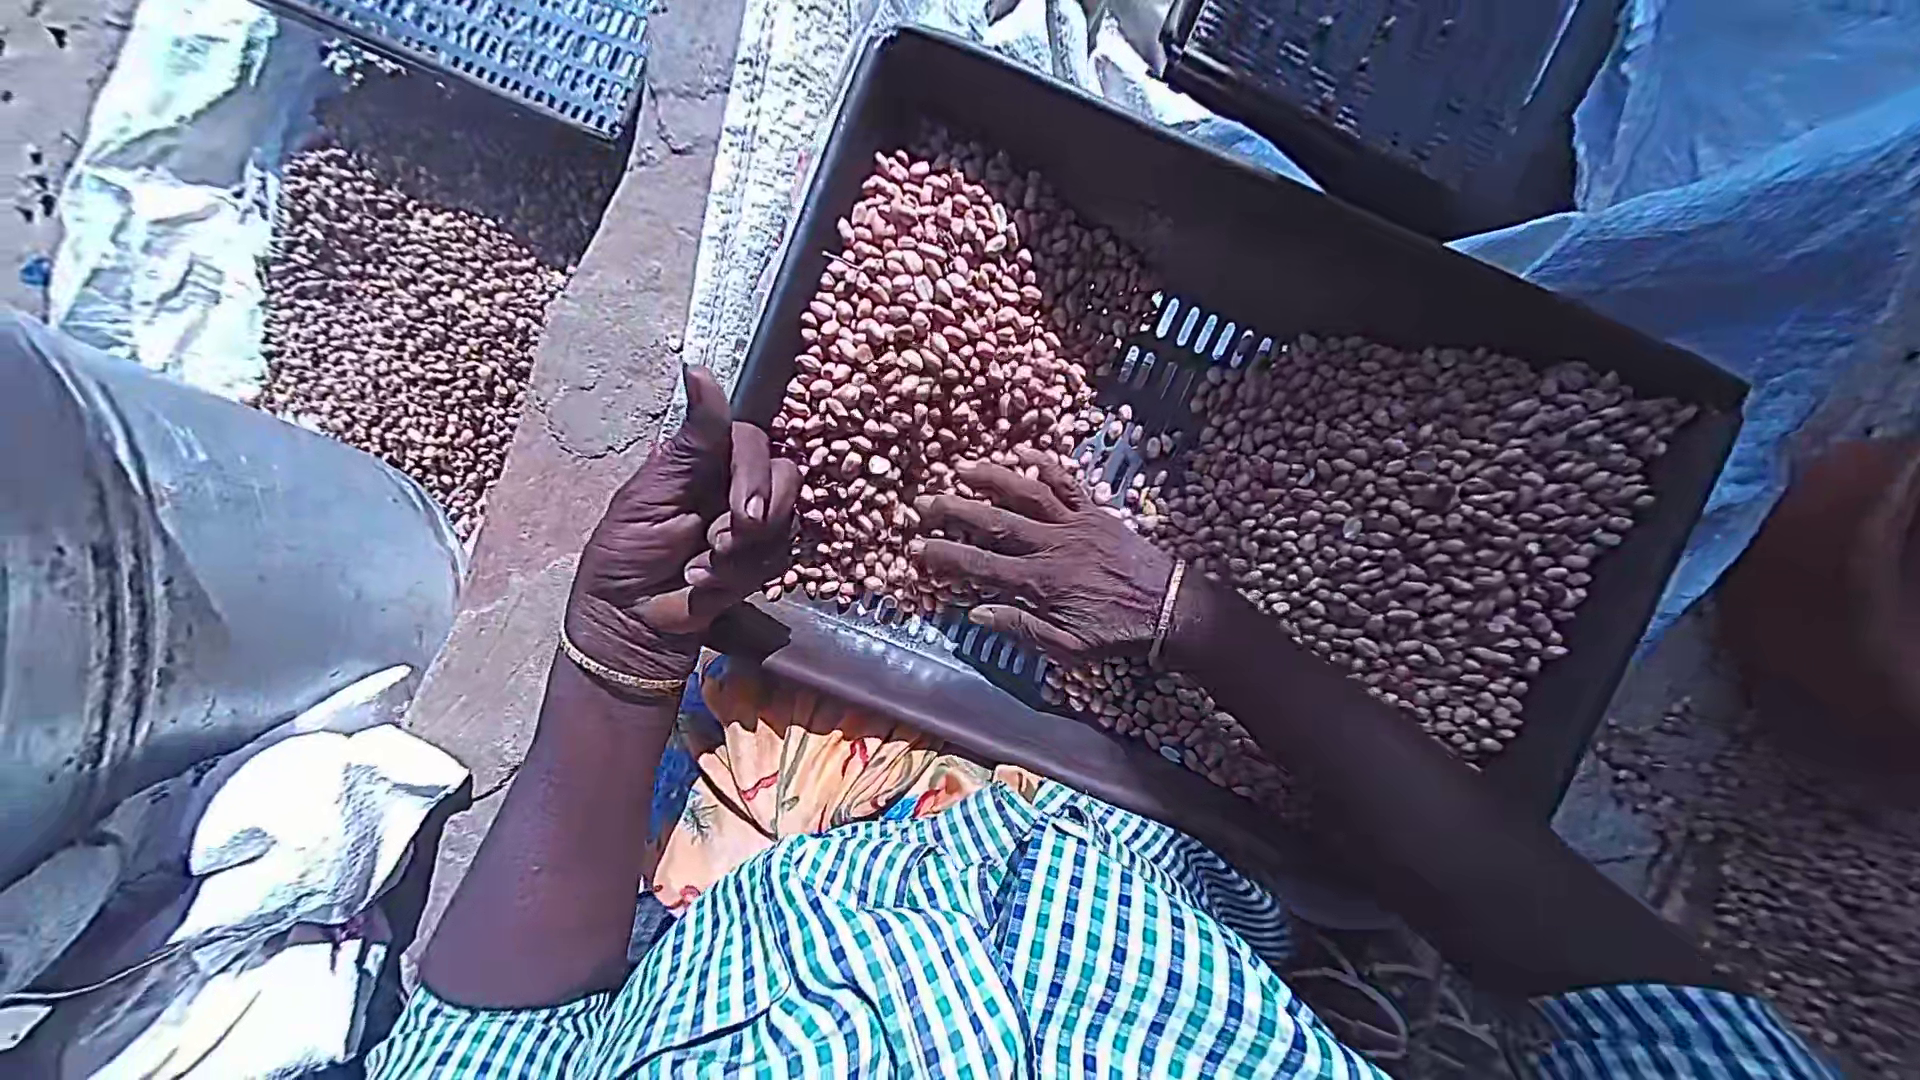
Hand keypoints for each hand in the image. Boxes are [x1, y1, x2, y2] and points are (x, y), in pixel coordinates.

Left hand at [564, 366, 798, 691]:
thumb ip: (692, 442)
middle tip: (721, 540)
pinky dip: (742, 575)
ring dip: (743, 551)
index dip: (754, 469)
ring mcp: (754, 522)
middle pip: (785, 474)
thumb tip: (699, 369)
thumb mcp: (652, 493)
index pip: (754, 440)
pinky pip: (780, 557)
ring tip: (702, 568)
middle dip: (759, 511)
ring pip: (787, 518)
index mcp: (706, 460)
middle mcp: (736, 484)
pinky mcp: (764, 558)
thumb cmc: (626, 552)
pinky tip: (707, 584)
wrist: (630, 622)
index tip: (741, 507)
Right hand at [914, 447, 1175, 660]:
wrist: (1171, 608)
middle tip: (925, 502)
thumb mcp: (1068, 647)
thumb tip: (976, 613)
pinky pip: (1068, 483)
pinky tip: (1025, 453)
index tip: (917, 548)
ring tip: (962, 468)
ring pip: (1026, 494)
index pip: (980, 566)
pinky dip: (1046, 465)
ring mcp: (1074, 523)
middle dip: (955, 510)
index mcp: (1040, 582)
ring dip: (992, 479)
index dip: (945, 556)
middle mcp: (1051, 545)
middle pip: (994, 522)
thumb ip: (1021, 628)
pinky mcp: (1096, 512)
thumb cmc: (1117, 632)